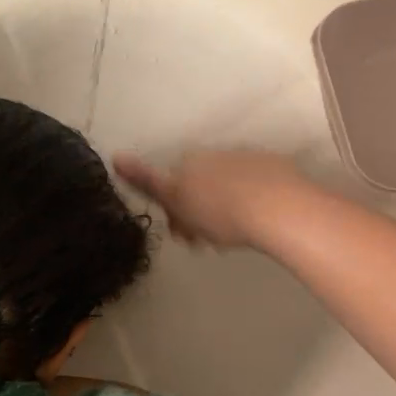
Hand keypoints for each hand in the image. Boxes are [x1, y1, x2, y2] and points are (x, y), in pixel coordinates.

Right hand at [114, 149, 303, 249]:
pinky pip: (255, 188)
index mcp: (190, 161)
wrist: (280, 208)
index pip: (171, 183)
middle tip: (205, 241)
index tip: (181, 233)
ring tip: (233, 237)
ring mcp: (249, 159)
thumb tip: (116, 156)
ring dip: (225, 208)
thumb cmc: (219, 211)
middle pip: (199, 184)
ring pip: (227, 187)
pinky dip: (251, 203)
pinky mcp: (277, 169)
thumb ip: (145, 180)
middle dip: (199, 210)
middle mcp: (217, 154)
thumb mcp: (176, 200)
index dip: (173, 210)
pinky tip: (257, 224)